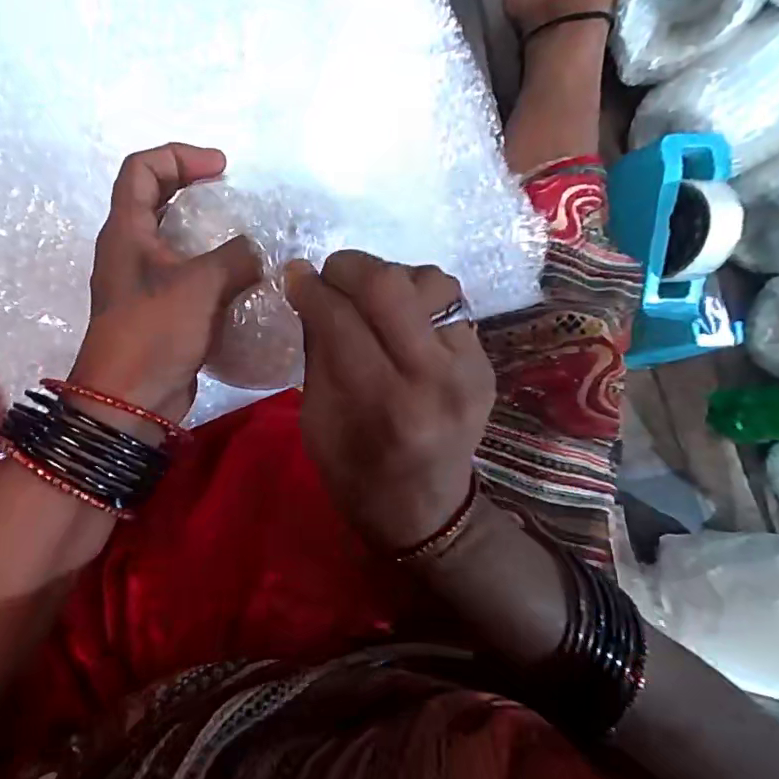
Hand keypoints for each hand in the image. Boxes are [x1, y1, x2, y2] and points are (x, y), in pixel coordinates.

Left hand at [67, 143, 261, 434]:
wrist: (131, 400)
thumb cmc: (154, 332)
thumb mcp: (200, 285)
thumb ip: (235, 257)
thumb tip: (256, 253)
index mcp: (125, 231)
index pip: (141, 168)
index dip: (180, 156)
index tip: (221, 168)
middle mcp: (127, 251)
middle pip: (154, 199)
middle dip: (191, 186)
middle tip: (230, 192)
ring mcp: (140, 284)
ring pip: (170, 240)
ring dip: (203, 232)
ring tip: (241, 237)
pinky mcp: (156, 312)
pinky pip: (183, 277)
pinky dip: (208, 270)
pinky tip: (238, 280)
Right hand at [284, 252, 494, 550]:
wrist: (425, 510)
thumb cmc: (356, 476)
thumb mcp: (316, 424)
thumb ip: (317, 354)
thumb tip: (309, 293)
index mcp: (383, 404)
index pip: (341, 320)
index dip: (311, 289)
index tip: (293, 276)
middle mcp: (434, 378)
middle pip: (390, 286)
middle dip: (348, 268)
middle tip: (328, 276)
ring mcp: (469, 366)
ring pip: (429, 281)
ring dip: (388, 278)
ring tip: (366, 298)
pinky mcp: (485, 361)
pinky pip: (449, 302)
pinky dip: (416, 299)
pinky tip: (398, 319)